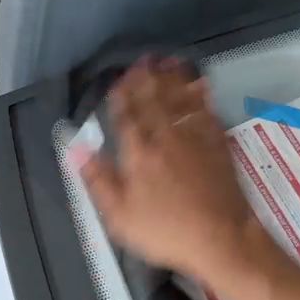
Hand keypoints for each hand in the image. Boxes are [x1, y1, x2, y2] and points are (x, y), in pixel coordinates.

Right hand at [77, 57, 266, 283]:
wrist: (222, 238)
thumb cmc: (166, 231)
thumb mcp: (120, 215)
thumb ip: (98, 179)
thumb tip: (77, 149)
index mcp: (139, 154)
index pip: (125, 116)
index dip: (120, 96)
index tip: (117, 79)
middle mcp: (166, 138)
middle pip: (153, 101)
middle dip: (145, 79)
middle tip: (141, 60)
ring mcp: (195, 138)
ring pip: (180, 100)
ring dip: (172, 79)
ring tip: (166, 60)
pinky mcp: (218, 144)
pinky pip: (206, 111)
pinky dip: (201, 94)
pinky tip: (199, 84)